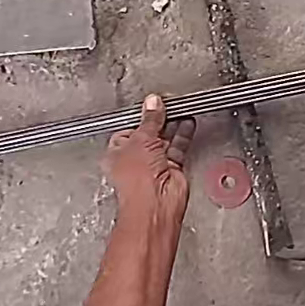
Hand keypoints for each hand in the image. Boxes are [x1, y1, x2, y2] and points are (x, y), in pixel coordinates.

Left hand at [105, 95, 196, 220]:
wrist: (156, 203)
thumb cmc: (136, 181)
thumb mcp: (140, 139)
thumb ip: (150, 120)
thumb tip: (153, 103)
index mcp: (117, 154)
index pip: (128, 130)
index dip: (139, 118)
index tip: (151, 105)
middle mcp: (135, 160)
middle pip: (148, 134)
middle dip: (158, 120)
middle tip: (167, 104)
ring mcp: (155, 165)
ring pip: (165, 140)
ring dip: (173, 125)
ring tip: (180, 109)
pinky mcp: (172, 168)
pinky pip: (178, 147)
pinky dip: (184, 134)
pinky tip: (188, 122)